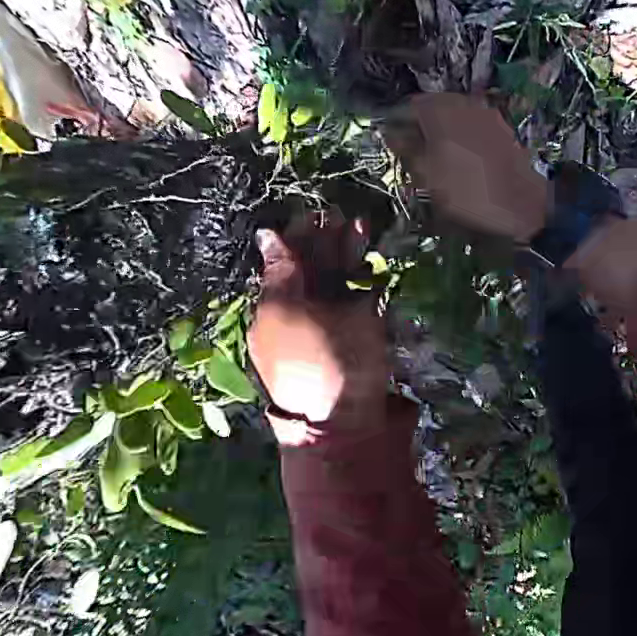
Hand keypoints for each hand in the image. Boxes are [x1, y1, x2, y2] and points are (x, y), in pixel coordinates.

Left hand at [247, 212, 390, 440]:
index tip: (311, 216)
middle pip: (311, 266)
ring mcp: (333, 319)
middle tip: (338, 215)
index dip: (296, 238)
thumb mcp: (286, 314)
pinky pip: (360, 291)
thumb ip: (280, 273)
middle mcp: (301, 311)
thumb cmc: (309, 364)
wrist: (346, 419)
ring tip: (358, 224)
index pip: (284, 263)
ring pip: (337, 275)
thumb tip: (265, 235)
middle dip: (324, 240)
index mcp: (274, 308)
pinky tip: (370, 251)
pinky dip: (364, 270)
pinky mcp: (362, 327)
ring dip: (346, 249)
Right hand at [384, 93, 546, 242]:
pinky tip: (459, 159)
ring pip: (452, 115)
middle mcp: (462, 103)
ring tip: (435, 158)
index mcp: (439, 110)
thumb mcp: (425, 175)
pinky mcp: (500, 126)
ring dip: (440, 131)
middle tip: (412, 152)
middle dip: (420, 125)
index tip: (393, 144)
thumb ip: (405, 148)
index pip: (408, 106)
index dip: (397, 124)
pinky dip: (459, 136)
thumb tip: (390, 132)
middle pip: (432, 107)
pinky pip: (470, 124)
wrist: (519, 204)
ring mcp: (484, 112)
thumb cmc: (464, 191)